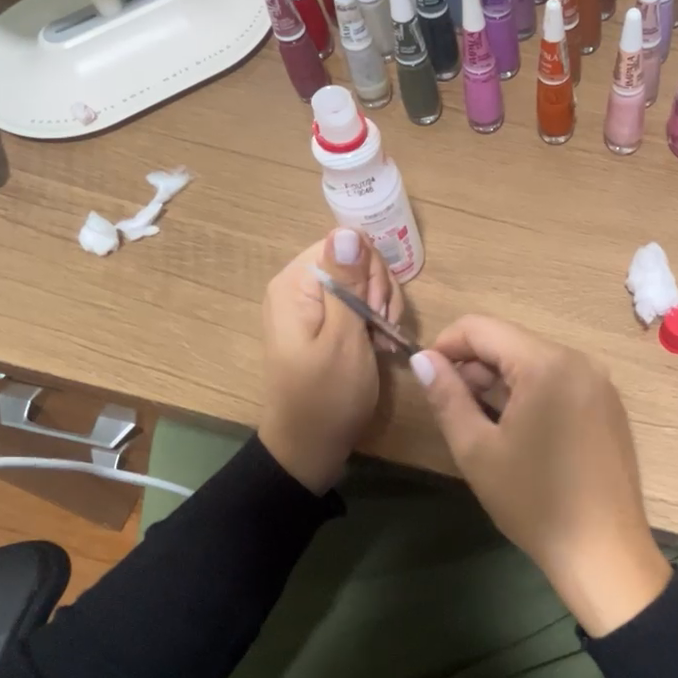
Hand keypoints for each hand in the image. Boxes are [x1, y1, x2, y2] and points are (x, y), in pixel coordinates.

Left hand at [259, 228, 404, 492]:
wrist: (309, 448)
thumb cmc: (327, 397)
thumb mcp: (344, 339)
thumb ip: (347, 283)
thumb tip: (348, 229)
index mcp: (295, 284)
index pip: (345, 244)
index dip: (370, 273)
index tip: (377, 313)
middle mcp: (298, 287)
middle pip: (355, 262)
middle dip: (379, 292)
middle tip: (382, 331)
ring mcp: (309, 308)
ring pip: (361, 284)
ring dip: (381, 310)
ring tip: (382, 344)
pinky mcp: (322, 327)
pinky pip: (355, 307)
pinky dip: (373, 324)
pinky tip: (380, 347)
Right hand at [412, 317, 669, 635]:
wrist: (603, 551)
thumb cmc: (533, 501)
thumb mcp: (477, 450)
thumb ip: (447, 396)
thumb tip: (424, 360)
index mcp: (548, 363)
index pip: (482, 327)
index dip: (445, 344)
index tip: (426, 376)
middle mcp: (581, 362)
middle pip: (512, 343)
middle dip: (475, 367)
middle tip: (451, 409)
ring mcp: (601, 386)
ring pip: (536, 364)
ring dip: (501, 384)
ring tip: (482, 426)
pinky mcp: (610, 410)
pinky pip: (561, 385)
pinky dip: (532, 396)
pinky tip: (520, 436)